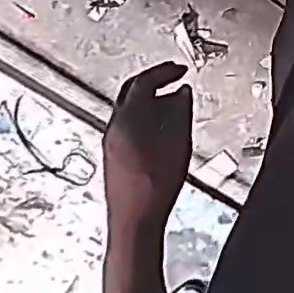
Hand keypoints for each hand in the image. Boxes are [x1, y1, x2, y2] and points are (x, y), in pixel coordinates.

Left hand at [103, 62, 192, 230]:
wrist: (134, 223)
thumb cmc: (154, 186)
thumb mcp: (179, 141)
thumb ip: (180, 111)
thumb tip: (182, 93)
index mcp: (128, 119)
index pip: (144, 82)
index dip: (164, 71)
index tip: (179, 69)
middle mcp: (115, 128)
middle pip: (131, 91)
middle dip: (154, 80)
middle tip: (173, 75)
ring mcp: (111, 143)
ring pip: (129, 108)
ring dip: (151, 98)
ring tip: (173, 100)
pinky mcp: (114, 156)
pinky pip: (128, 124)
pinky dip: (145, 115)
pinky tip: (161, 126)